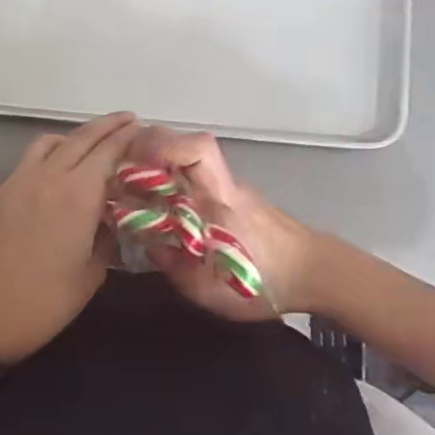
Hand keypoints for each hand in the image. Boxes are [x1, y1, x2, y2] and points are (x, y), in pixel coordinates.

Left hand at [0, 112, 141, 365]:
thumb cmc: (42, 302)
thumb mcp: (90, 275)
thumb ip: (105, 238)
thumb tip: (110, 217)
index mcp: (76, 195)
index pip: (108, 152)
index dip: (128, 138)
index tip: (145, 130)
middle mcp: (48, 177)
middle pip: (81, 138)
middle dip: (107, 127)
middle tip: (129, 121)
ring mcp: (20, 181)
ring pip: (52, 142)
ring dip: (77, 135)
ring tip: (96, 141)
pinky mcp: (1, 192)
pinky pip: (32, 157)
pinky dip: (53, 149)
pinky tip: (62, 164)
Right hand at [125, 127, 322, 320]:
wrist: (318, 274)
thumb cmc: (266, 284)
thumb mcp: (208, 290)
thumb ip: (172, 265)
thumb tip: (147, 243)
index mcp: (220, 200)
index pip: (199, 149)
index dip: (164, 145)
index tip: (135, 163)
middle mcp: (222, 185)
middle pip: (183, 143)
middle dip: (145, 150)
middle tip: (117, 176)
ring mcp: (227, 188)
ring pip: (184, 160)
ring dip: (152, 167)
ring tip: (127, 192)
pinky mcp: (229, 197)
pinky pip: (192, 178)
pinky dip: (167, 183)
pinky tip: (154, 207)